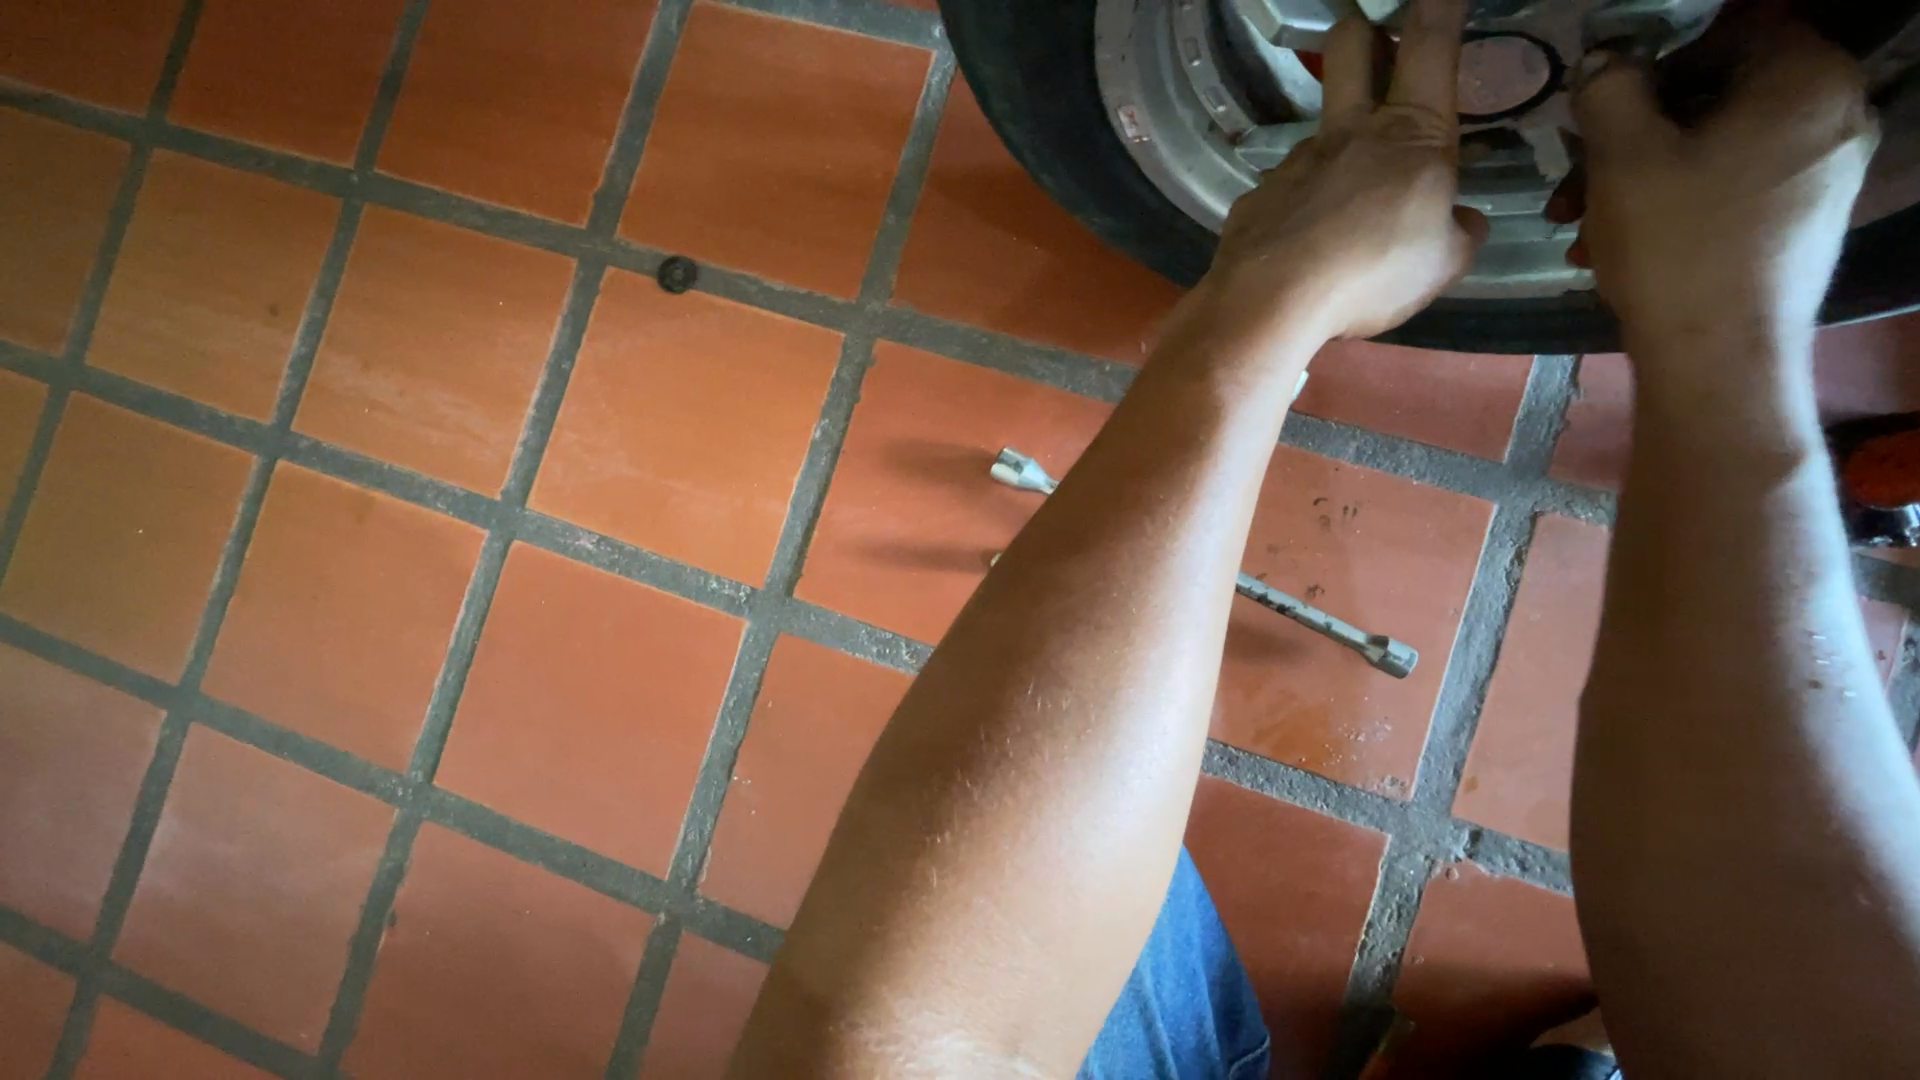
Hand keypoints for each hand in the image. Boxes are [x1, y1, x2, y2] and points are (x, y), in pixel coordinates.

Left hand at [1201, 0, 1487, 342]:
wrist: (1269, 303)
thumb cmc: (1371, 276)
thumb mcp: (1443, 263)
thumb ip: (1457, 233)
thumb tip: (1461, 221)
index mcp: (1411, 134)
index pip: (1430, 43)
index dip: (1438, 5)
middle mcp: (1347, 134)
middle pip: (1350, 49)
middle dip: (1361, 30)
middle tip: (1371, 43)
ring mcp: (1292, 164)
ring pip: (1315, 138)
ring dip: (1330, 159)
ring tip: (1335, 219)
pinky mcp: (1254, 200)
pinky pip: (1281, 197)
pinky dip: (1294, 214)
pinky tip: (1295, 250)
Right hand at [1569, 19, 1878, 351]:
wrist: (1718, 350)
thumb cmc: (1674, 244)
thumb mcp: (1623, 160)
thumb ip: (1609, 95)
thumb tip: (1604, 61)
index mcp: (1804, 81)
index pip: (1732, 33)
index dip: (1654, 68)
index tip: (1600, 117)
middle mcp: (1833, 113)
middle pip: (1714, 100)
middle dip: (1630, 141)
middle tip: (1571, 189)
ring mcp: (1821, 172)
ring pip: (1711, 151)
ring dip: (1636, 182)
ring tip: (1582, 229)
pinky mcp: (1798, 220)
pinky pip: (1726, 191)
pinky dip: (1669, 209)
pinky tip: (1619, 249)